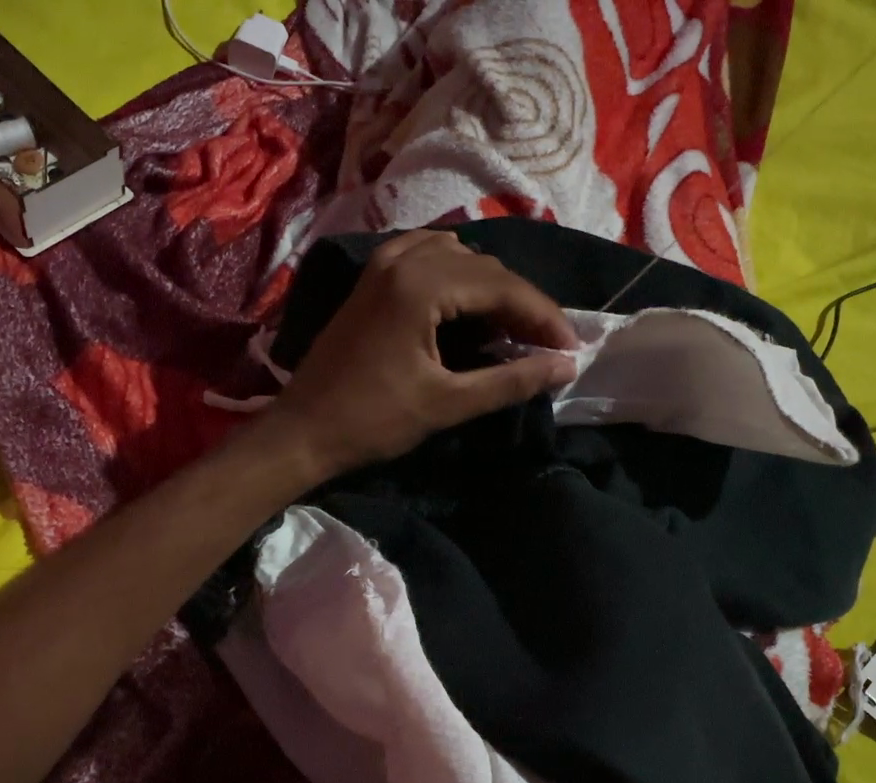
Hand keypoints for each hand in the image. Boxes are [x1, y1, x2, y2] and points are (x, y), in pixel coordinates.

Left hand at [256, 230, 578, 481]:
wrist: (303, 431)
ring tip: (511, 331)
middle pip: (485, 268)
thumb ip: (510, 381)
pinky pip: (428, 259)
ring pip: (458, 259)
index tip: (572, 349)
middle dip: (521, 305)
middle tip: (547, 346)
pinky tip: (467, 308)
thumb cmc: (372, 421)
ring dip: (491, 289)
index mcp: (422, 284)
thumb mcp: (447, 404)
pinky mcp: (371, 279)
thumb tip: (566, 367)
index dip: (544, 318)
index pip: (504, 287)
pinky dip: (457, 278)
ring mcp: (383, 264)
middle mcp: (404, 259)